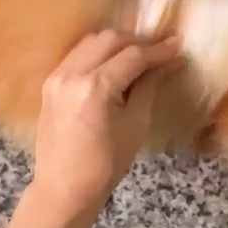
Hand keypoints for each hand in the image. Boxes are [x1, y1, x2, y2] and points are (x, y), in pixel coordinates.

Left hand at [27, 30, 181, 224]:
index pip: (133, 56)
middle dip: (137, 41)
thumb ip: (149, 86)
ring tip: (138, 55)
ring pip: (90, 42)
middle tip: (159, 49)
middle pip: (109, 39)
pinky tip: (113, 64)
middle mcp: (72, 74)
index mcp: (96, 87)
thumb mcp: (135, 125)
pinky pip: (77, 55)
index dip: (158, 50)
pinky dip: (97, 52)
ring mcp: (57, 77)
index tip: (178, 46)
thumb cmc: (105, 164)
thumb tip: (170, 61)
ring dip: (116, 43)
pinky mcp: (50, 83)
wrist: (64, 188)